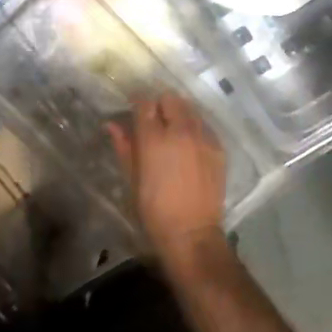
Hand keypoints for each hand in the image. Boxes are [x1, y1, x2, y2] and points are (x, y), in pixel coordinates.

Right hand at [108, 93, 227, 266]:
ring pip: (189, 108)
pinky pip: (204, 125)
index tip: (133, 107)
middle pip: (170, 98)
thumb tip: (112, 124)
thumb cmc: (154, 210)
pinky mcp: (218, 147)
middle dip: (160, 104)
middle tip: (154, 120)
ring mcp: (203, 137)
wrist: (192, 233)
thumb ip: (125, 146)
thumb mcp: (133, 179)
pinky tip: (190, 144)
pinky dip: (195, 128)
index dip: (138, 101)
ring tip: (173, 130)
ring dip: (179, 113)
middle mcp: (180, 130)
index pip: (145, 102)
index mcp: (154, 138)